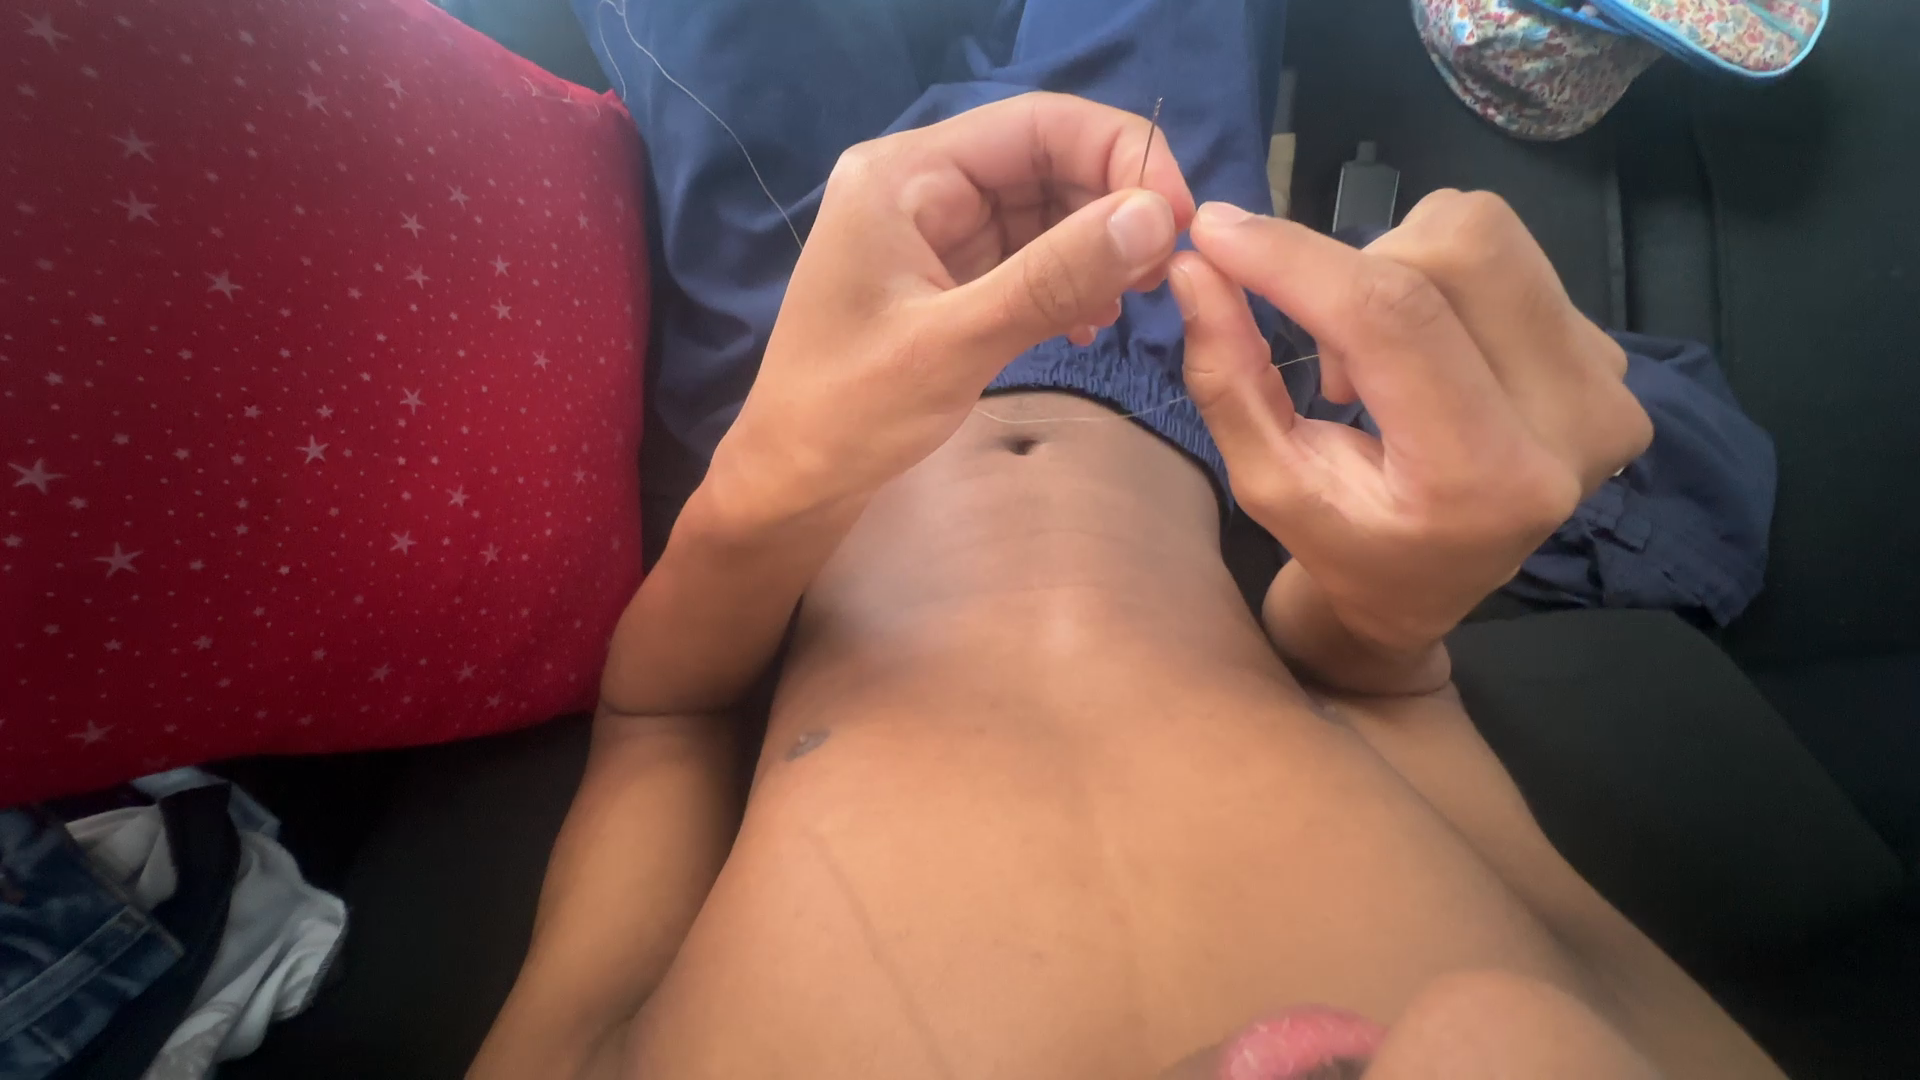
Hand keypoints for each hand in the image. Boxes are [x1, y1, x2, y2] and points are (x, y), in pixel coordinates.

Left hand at [711, 91, 1193, 523]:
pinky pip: (1021, 262)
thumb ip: (1053, 277)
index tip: (1176, 219)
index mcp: (905, 176)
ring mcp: (931, 238)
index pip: (1037, 125)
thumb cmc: (851, 412)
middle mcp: (920, 189)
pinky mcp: (944, 283)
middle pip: (1042, 165)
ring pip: (1038, 217)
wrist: (797, 478)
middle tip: (1157, 274)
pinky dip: (1061, 285)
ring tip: (1125, 304)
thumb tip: (1155, 217)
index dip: (1120, 156)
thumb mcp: (955, 343)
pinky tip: (1086, 324)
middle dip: (1110, 209)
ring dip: (1091, 252)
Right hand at [1170, 191, 1651, 662]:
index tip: (1214, 231)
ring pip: (1484, 234)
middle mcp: (1576, 422)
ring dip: (1393, 274)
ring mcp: (1611, 383)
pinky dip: (1434, 282)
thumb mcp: (1264, 482)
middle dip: (1349, 275)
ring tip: (1374, 366)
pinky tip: (1422, 357)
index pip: (1391, 319)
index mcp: (1479, 478)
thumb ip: (1228, 380)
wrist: (1426, 588)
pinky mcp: (1616, 356)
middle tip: (1324, 362)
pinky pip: (1508, 256)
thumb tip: (1194, 268)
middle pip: (1454, 249)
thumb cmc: (1337, 549)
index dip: (1294, 260)